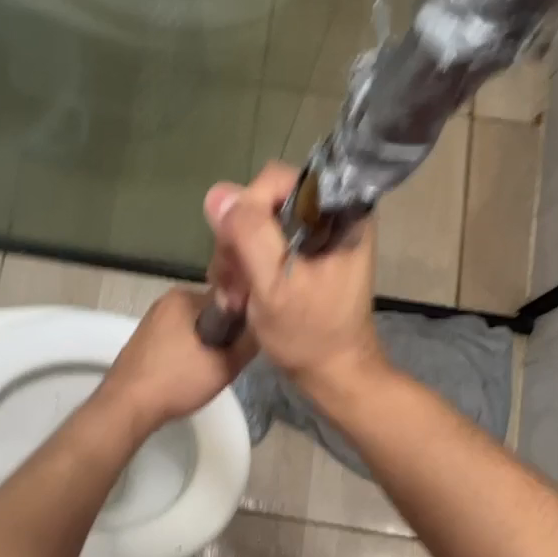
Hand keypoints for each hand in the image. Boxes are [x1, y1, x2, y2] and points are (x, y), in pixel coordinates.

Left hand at [98, 288, 258, 432]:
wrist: (127, 406)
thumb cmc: (177, 381)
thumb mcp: (225, 365)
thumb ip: (249, 342)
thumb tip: (262, 324)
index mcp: (185, 297)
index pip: (229, 299)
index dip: (242, 322)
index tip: (244, 345)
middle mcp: (167, 300)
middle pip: (211, 312)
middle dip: (221, 334)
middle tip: (224, 363)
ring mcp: (152, 318)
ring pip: (193, 327)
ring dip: (203, 345)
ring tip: (205, 371)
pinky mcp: (143, 337)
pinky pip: (176, 337)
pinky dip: (185, 351)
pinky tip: (185, 373)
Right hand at [204, 163, 389, 398]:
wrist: (334, 374)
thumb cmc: (309, 335)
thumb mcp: (274, 286)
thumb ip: (248, 235)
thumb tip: (218, 195)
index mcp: (339, 212)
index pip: (277, 181)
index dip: (247, 212)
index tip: (237, 254)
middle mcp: (331, 215)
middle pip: (263, 203)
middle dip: (238, 242)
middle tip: (234, 285)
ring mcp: (317, 236)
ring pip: (257, 226)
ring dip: (237, 259)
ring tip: (237, 296)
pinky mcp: (305, 256)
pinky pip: (263, 245)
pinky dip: (246, 268)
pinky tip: (242, 296)